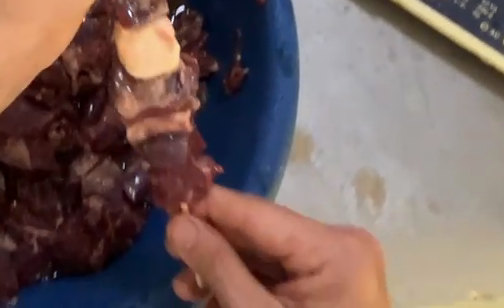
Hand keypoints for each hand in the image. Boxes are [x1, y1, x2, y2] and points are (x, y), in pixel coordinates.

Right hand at [167, 188, 390, 307]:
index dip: (206, 205)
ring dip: (222, 268)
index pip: (254, 210)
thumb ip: (217, 267)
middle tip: (171, 256)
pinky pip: (276, 275)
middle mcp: (339, 246)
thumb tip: (174, 224)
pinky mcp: (328, 289)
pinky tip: (211, 299)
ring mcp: (336, 268)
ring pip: (262, 253)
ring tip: (185, 289)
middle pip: (257, 232)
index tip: (164, 204)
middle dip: (213, 246)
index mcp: (334, 248)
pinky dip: (243, 284)